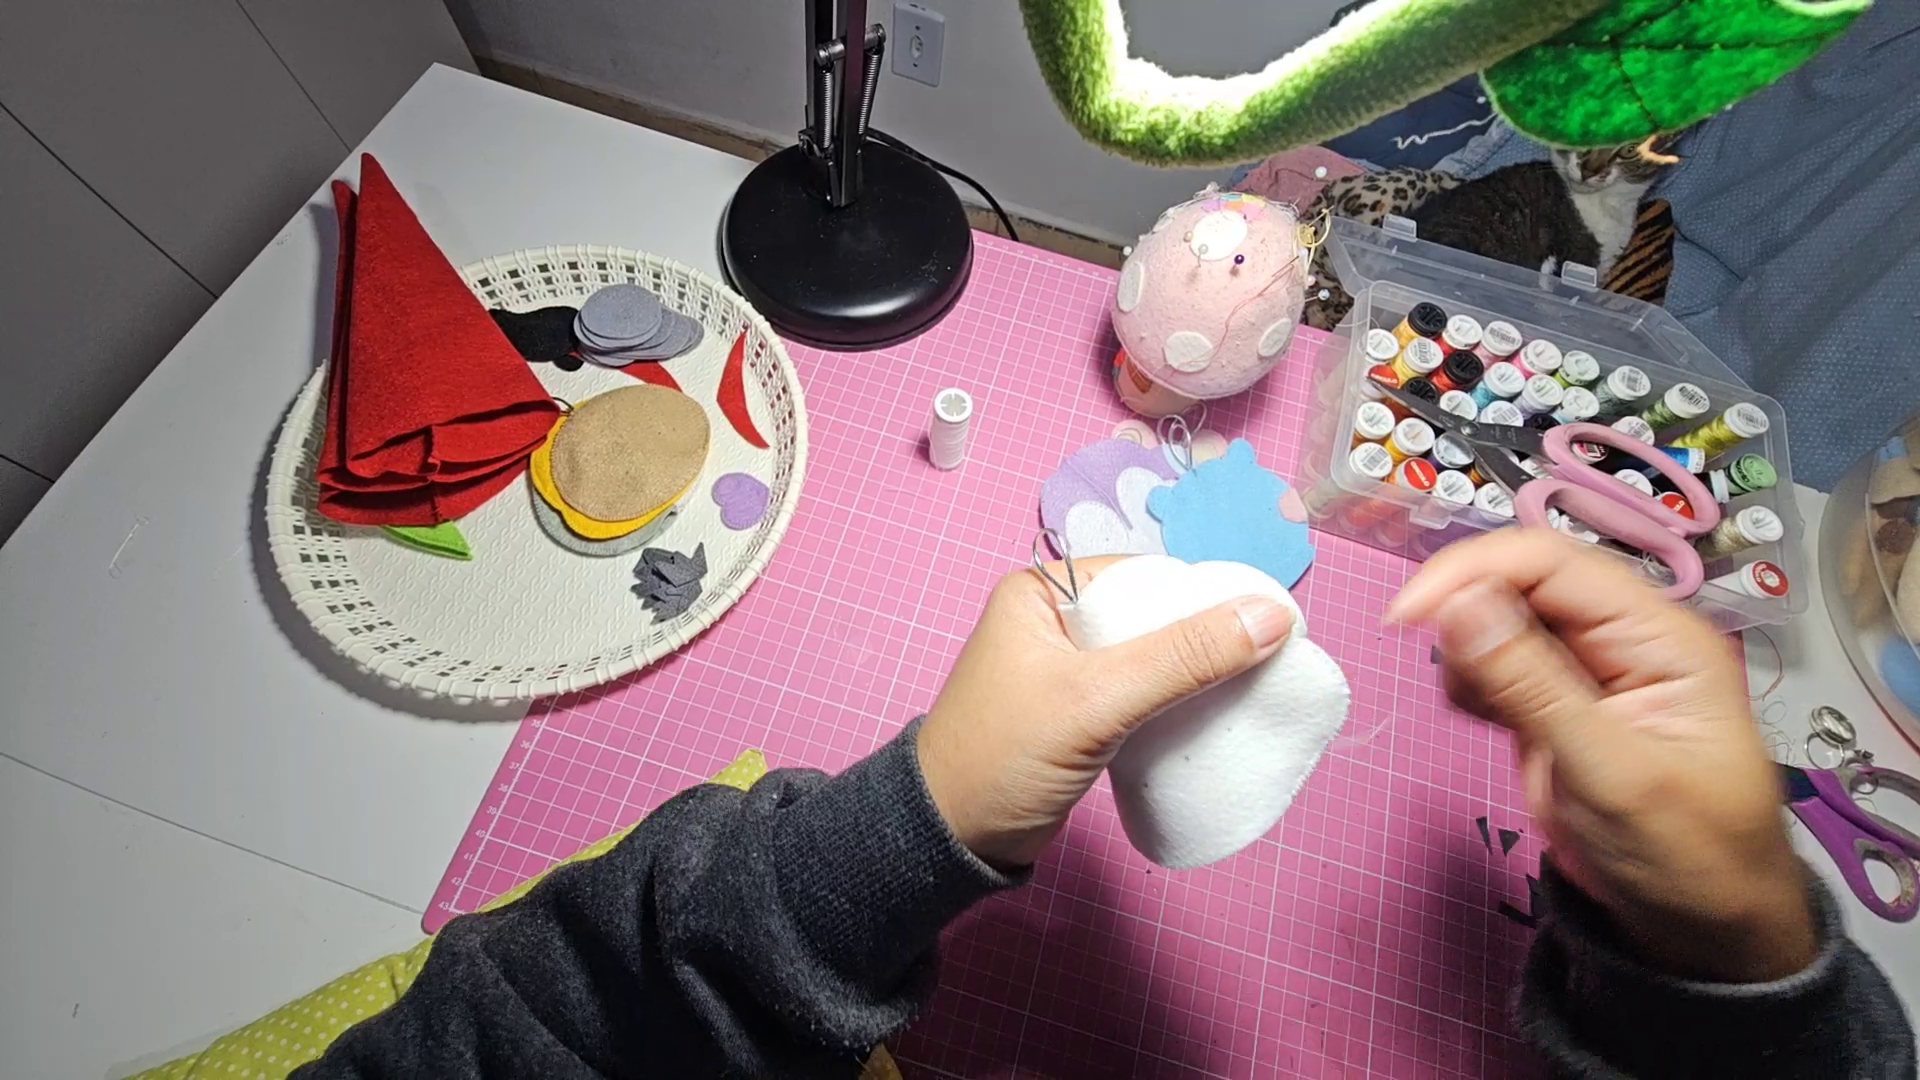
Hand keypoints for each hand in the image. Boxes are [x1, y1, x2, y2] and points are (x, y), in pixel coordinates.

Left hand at [918, 557, 1294, 868]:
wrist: (956, 836)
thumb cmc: (1007, 754)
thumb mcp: (1096, 699)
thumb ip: (1182, 658)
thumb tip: (1269, 614)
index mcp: (1041, 592)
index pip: (1139, 574)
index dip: (1201, 592)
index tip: (1265, 617)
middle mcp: (1053, 618)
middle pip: (1148, 613)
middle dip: (1203, 634)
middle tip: (1268, 655)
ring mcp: (1066, 665)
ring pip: (1148, 653)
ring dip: (1193, 669)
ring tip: (1252, 683)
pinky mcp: (1078, 706)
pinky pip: (1139, 688)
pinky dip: (1174, 698)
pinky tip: (1211, 711)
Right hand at [1388, 529, 1814, 982]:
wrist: (1688, 924)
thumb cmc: (1680, 853)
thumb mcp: (1607, 772)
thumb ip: (1530, 684)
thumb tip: (1455, 602)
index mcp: (1654, 635)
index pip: (1549, 562)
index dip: (1470, 571)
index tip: (1405, 616)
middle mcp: (1613, 633)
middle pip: (1512, 578)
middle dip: (1457, 609)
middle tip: (1423, 658)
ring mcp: (1575, 660)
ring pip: (1487, 614)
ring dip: (1462, 653)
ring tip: (1488, 713)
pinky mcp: (1541, 687)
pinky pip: (1480, 655)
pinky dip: (1464, 679)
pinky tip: (1490, 720)